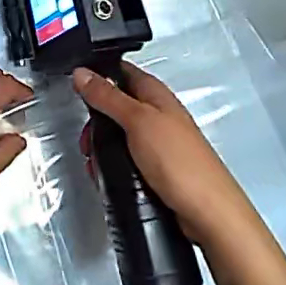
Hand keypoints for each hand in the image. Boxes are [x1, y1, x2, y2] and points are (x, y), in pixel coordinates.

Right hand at [73, 62, 258, 247]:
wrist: (208, 214)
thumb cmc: (179, 161)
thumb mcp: (137, 121)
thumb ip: (108, 96)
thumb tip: (82, 73)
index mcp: (154, 92)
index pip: (120, 70)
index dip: (98, 73)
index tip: (77, 86)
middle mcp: (157, 112)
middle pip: (117, 104)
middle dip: (97, 119)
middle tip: (87, 138)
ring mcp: (158, 141)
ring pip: (120, 134)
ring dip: (103, 145)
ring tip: (94, 161)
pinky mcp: (157, 167)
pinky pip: (128, 158)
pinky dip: (114, 164)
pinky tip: (106, 176)